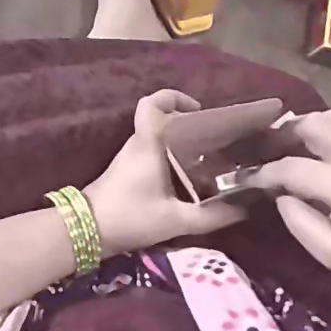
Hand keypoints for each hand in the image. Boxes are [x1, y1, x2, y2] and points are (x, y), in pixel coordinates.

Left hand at [83, 90, 246, 254]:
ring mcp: (128, 159)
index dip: (175, 97)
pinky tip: (187, 179)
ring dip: (179, 144)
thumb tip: (245, 209)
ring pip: (156, 139)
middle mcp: (137, 145)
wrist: (86, 232)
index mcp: (148, 143)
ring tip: (207, 160)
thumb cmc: (130, 216)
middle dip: (188, 125)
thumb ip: (211, 216)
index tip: (198, 110)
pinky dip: (168, 160)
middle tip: (214, 141)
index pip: (153, 102)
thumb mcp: (176, 220)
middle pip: (161, 121)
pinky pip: (151, 156)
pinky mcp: (125, 174)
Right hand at [243, 105, 330, 299]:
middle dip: (283, 135)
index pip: (290, 167)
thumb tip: (280, 195)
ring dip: (311, 123)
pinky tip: (324, 145)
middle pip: (312, 124)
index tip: (243, 180)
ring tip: (295, 144)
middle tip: (266, 153)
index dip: (262, 173)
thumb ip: (299, 221)